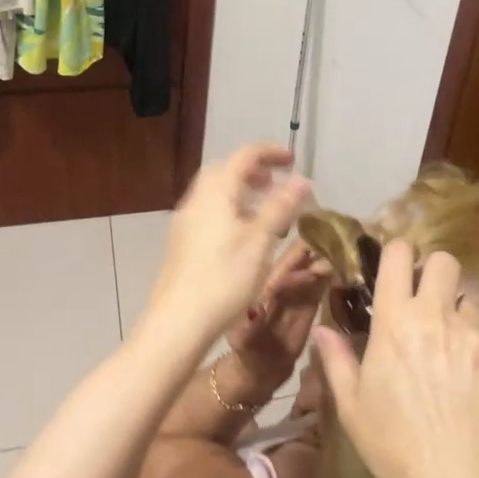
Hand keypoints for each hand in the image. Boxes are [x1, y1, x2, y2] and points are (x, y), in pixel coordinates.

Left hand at [143, 144, 311, 347]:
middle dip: (253, 170)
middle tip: (276, 183)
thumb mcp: (260, 242)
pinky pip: (209, 213)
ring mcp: (185, 223)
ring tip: (265, 212)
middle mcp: (196, 201)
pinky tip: (243, 238)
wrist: (177, 324)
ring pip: (215, 193)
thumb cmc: (223, 279)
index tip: (293, 161)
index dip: (270, 153)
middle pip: (224, 171)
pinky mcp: (181, 245)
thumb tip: (301, 180)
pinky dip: (230, 210)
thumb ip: (281, 207)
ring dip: (241, 192)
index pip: (244, 156)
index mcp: (215, 193)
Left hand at [226, 240, 331, 391]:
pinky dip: (333, 275)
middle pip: (299, 259)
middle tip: (338, 244)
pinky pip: (321, 284)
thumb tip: (256, 311)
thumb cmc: (246, 352)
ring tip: (346, 255)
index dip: (297, 265)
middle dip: (315, 249)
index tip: (315, 266)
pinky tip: (347, 270)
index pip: (281, 268)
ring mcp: (295, 291)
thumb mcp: (242, 340)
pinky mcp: (309, 302)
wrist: (260, 369)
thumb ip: (248, 327)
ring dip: (328, 260)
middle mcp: (279, 282)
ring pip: (313, 268)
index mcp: (261, 286)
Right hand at [312, 241, 478, 477]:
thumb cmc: (394, 446)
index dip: (398, 254)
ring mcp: (477, 333)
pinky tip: (478, 375)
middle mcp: (437, 316)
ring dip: (463, 312)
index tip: (397, 270)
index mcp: (395, 321)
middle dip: (436, 274)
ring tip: (457, 346)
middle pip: (445, 260)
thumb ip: (337, 359)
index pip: (398, 254)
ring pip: (473, 297)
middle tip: (431, 302)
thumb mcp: (353, 406)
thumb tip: (322, 329)